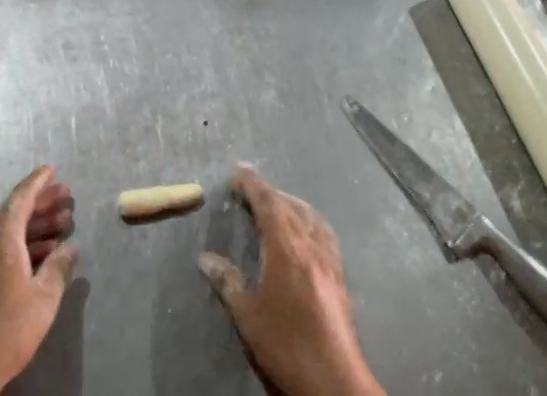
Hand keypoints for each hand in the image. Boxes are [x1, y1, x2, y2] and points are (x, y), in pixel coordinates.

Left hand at [0, 166, 79, 395]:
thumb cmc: (6, 329)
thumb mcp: (42, 298)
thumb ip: (58, 268)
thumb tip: (70, 248)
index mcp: (1, 237)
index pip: (20, 198)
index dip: (37, 182)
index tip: (52, 169)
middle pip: (15, 212)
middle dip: (42, 203)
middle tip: (67, 196)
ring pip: (9, 232)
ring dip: (35, 226)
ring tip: (64, 224)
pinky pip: (2, 249)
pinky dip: (23, 245)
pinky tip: (43, 256)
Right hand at [199, 165, 383, 395]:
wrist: (333, 379)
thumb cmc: (285, 345)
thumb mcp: (248, 315)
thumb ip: (227, 282)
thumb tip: (206, 259)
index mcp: (287, 250)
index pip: (269, 204)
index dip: (253, 185)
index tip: (238, 171)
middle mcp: (312, 247)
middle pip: (291, 206)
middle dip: (269, 192)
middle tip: (248, 186)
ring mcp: (330, 260)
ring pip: (312, 217)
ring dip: (291, 203)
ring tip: (274, 203)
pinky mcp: (340, 276)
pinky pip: (324, 233)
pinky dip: (309, 220)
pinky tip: (304, 231)